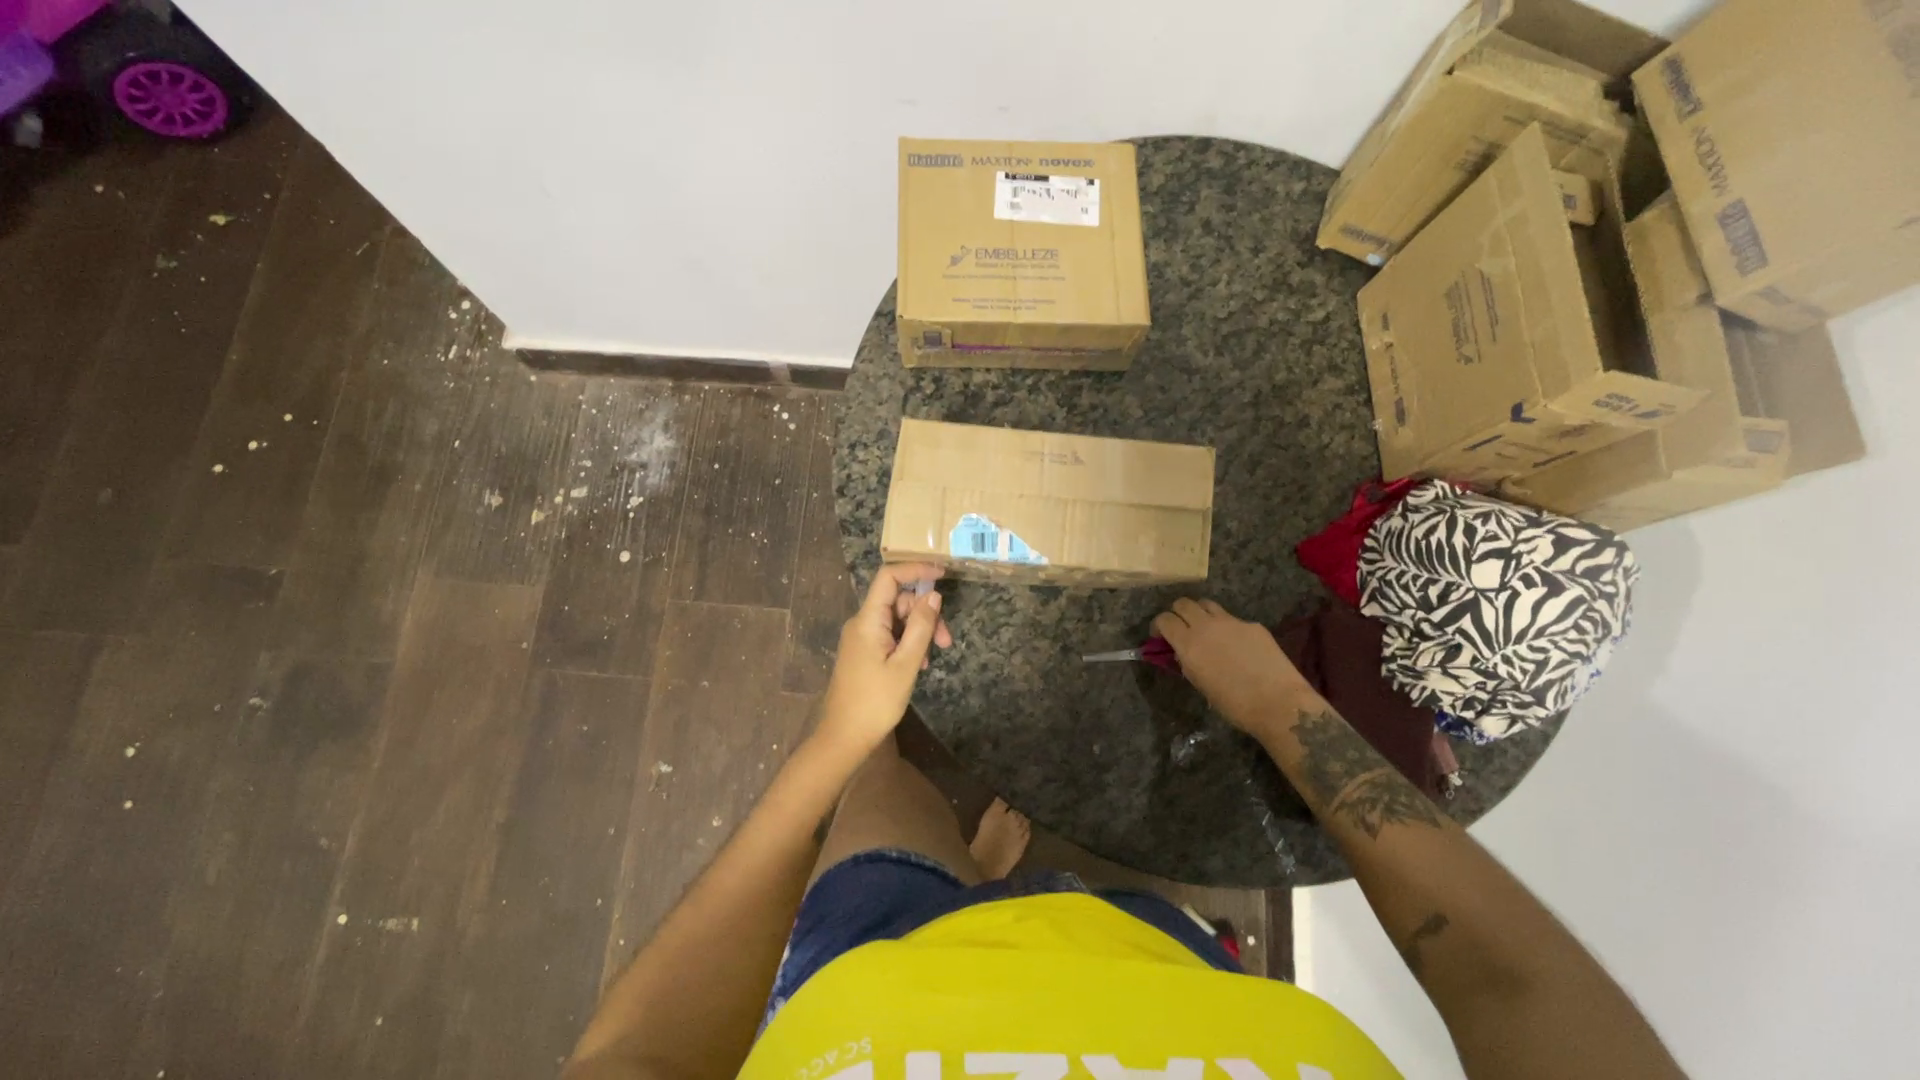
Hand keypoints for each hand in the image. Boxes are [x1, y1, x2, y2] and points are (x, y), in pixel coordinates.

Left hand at [816, 563, 952, 751]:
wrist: (844, 737)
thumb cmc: (875, 702)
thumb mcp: (906, 664)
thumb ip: (920, 627)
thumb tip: (933, 596)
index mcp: (867, 620)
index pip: (889, 577)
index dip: (915, 570)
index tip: (943, 574)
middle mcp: (861, 623)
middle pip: (897, 600)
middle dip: (925, 612)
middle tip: (947, 640)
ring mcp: (861, 637)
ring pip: (897, 619)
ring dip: (919, 630)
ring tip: (935, 657)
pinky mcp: (864, 652)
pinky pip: (890, 635)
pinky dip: (908, 642)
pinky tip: (920, 664)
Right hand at [1153, 598, 1311, 737]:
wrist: (1278, 702)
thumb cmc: (1234, 704)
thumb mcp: (1200, 684)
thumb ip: (1188, 663)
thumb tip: (1183, 653)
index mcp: (1189, 644)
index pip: (1164, 619)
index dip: (1158, 625)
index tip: (1160, 636)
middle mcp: (1207, 626)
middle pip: (1184, 603)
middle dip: (1178, 613)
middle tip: (1181, 629)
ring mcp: (1232, 622)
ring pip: (1208, 604)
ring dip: (1201, 613)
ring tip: (1206, 631)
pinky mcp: (1253, 625)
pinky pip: (1233, 619)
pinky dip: (1227, 627)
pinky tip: (1237, 647)